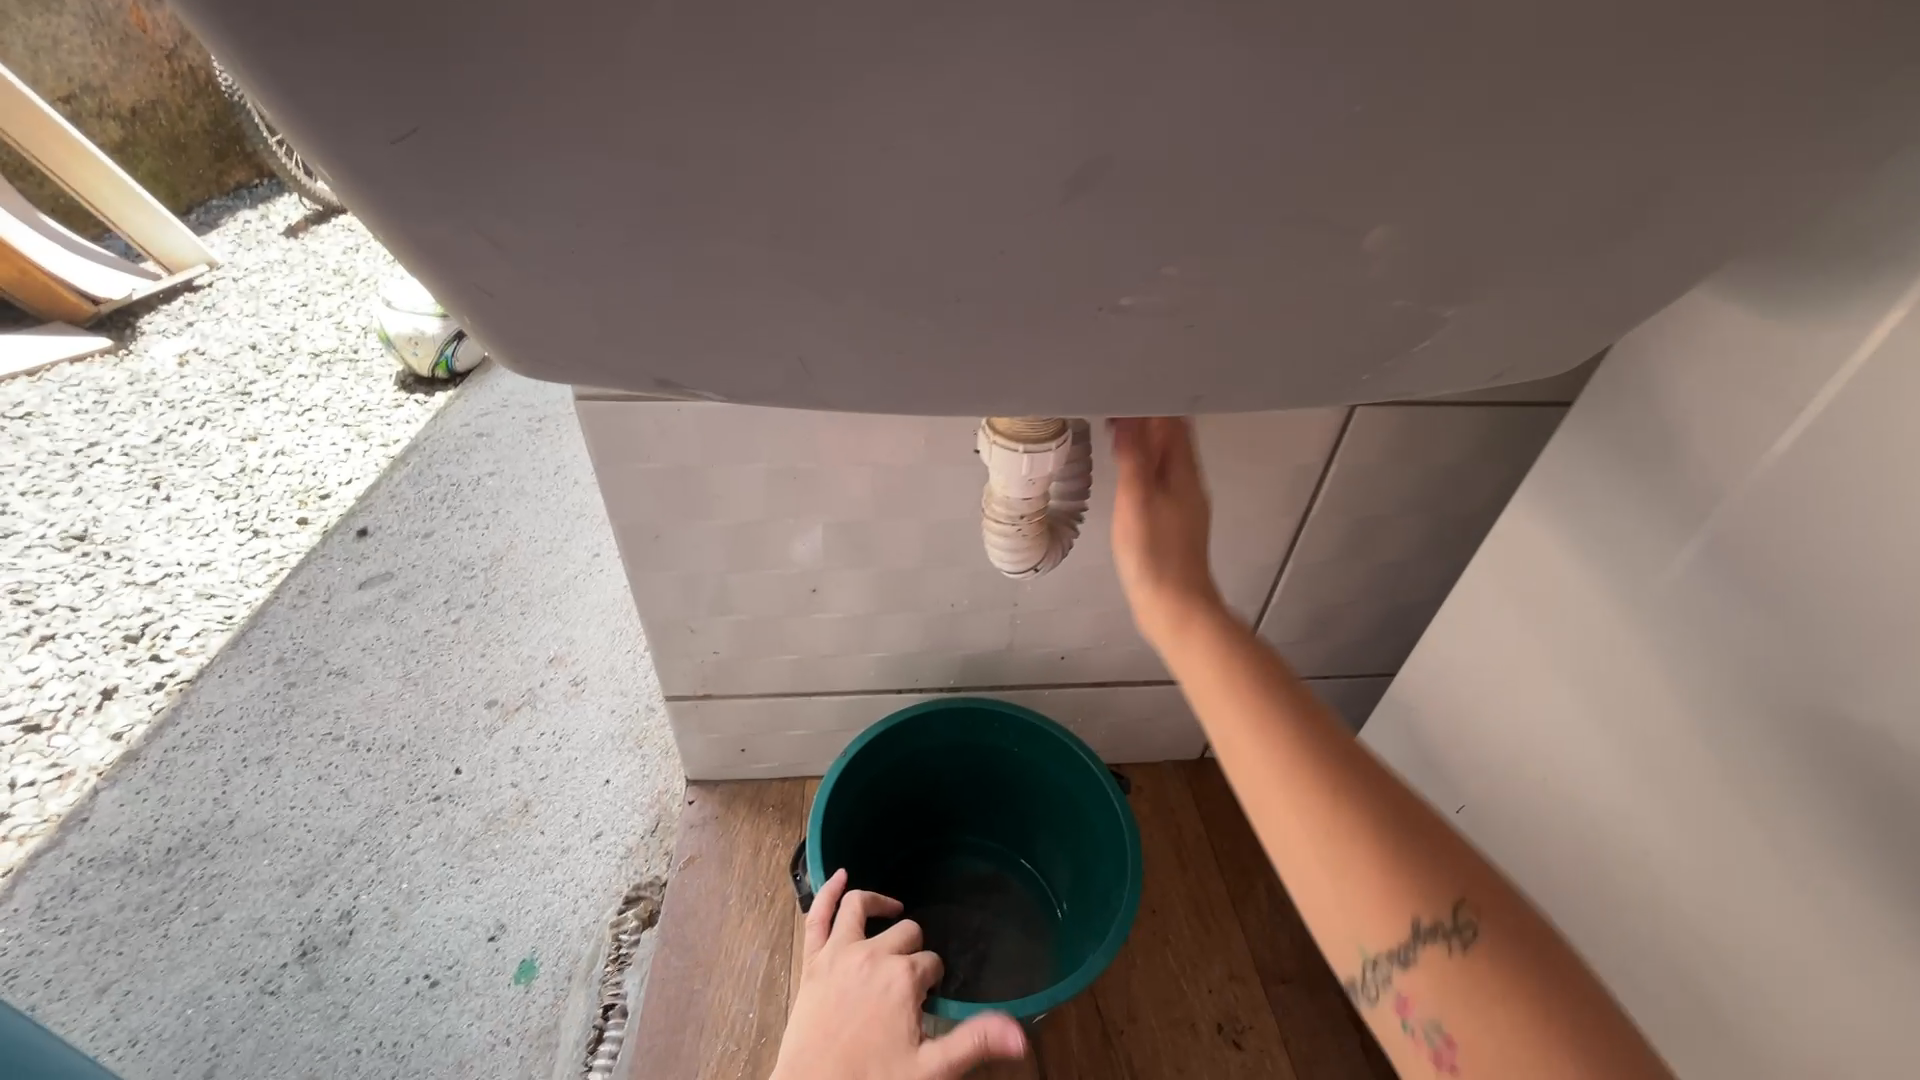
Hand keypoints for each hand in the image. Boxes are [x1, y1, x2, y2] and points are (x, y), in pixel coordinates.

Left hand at [771, 869, 1027, 1079]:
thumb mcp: (930, 1069)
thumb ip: (974, 1042)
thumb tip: (1022, 1034)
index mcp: (904, 978)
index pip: (932, 963)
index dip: (932, 980)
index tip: (926, 999)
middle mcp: (873, 955)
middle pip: (905, 933)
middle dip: (913, 950)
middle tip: (910, 978)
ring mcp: (839, 953)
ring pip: (861, 907)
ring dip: (880, 903)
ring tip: (893, 909)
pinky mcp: (813, 959)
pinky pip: (817, 915)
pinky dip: (828, 890)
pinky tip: (840, 876)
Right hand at [1110, 417, 1226, 649]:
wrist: (1175, 607)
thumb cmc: (1154, 554)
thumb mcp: (1137, 500)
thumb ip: (1134, 457)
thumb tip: (1130, 416)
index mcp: (1184, 473)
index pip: (1173, 422)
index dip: (1152, 402)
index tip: (1126, 387)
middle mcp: (1189, 484)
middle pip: (1172, 439)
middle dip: (1147, 419)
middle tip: (1116, 403)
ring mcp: (1183, 504)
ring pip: (1166, 460)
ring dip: (1145, 443)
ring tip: (1116, 430)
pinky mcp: (1173, 523)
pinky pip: (1160, 481)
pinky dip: (1144, 467)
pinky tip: (1127, 473)